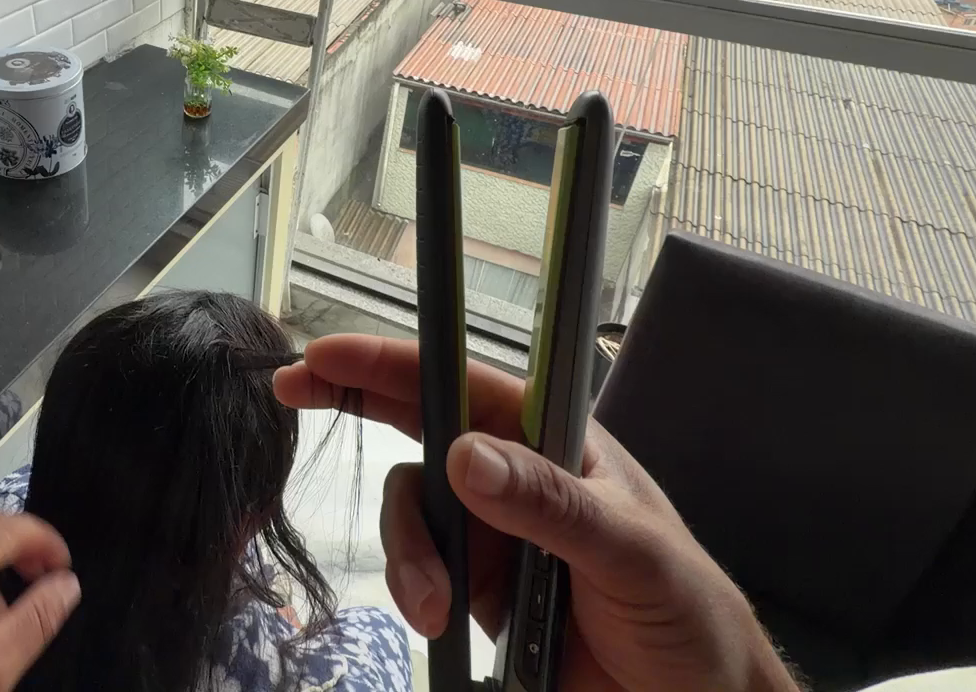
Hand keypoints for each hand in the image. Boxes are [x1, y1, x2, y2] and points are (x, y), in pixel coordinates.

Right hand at [275, 335, 798, 691]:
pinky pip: (415, 559)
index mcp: (544, 433)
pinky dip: (412, 582)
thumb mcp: (631, 553)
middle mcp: (504, 463)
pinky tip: (436, 618)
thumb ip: (549, 503)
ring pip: (408, 503)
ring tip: (431, 606)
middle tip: (290, 391)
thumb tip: (461, 455)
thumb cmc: (685, 615)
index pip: (456, 377)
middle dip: (349, 399)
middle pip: (410, 415)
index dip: (385, 358)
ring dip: (404, 547)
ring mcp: (483, 520)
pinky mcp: (469, 575)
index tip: (323, 355)